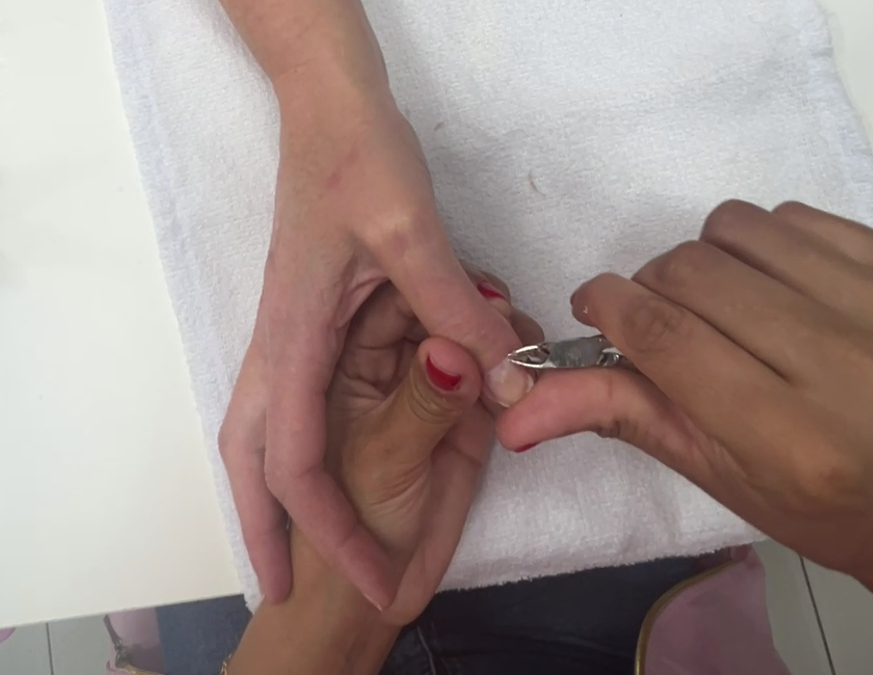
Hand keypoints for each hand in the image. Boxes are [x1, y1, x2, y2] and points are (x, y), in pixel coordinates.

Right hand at [222, 76, 528, 606]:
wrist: (327, 99)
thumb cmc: (358, 157)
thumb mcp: (410, 235)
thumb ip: (455, 310)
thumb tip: (506, 386)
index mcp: (294, 332)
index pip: (295, 456)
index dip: (327, 529)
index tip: (371, 581)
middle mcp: (281, 337)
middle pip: (249, 450)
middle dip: (262, 525)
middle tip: (280, 586)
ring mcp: (292, 319)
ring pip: (269, 419)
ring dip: (280, 485)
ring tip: (307, 536)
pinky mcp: (312, 301)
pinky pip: (302, 385)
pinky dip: (310, 431)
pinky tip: (345, 441)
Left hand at [323, 279, 538, 621]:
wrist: (382, 584)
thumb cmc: (358, 519)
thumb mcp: (384, 458)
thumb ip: (420, 404)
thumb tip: (458, 350)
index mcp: (338, 356)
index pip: (384, 302)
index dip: (428, 288)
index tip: (474, 288)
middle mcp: (380, 353)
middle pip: (428, 306)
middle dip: (469, 305)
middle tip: (507, 307)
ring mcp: (423, 375)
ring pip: (461, 330)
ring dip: (496, 328)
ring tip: (525, 330)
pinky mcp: (461, 399)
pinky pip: (489, 366)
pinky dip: (512, 358)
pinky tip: (534, 350)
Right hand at [497, 201, 872, 604]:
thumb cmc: (813, 503)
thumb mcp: (704, 468)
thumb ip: (611, 413)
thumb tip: (512, 409)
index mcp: (795, 442)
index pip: (664, 335)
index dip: (610, 304)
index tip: (596, 304)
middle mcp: (859, 377)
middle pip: (695, 270)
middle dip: (658, 285)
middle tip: (671, 317)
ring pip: (742, 226)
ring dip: (713, 258)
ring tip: (733, 302)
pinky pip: (802, 216)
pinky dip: (772, 244)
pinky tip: (790, 292)